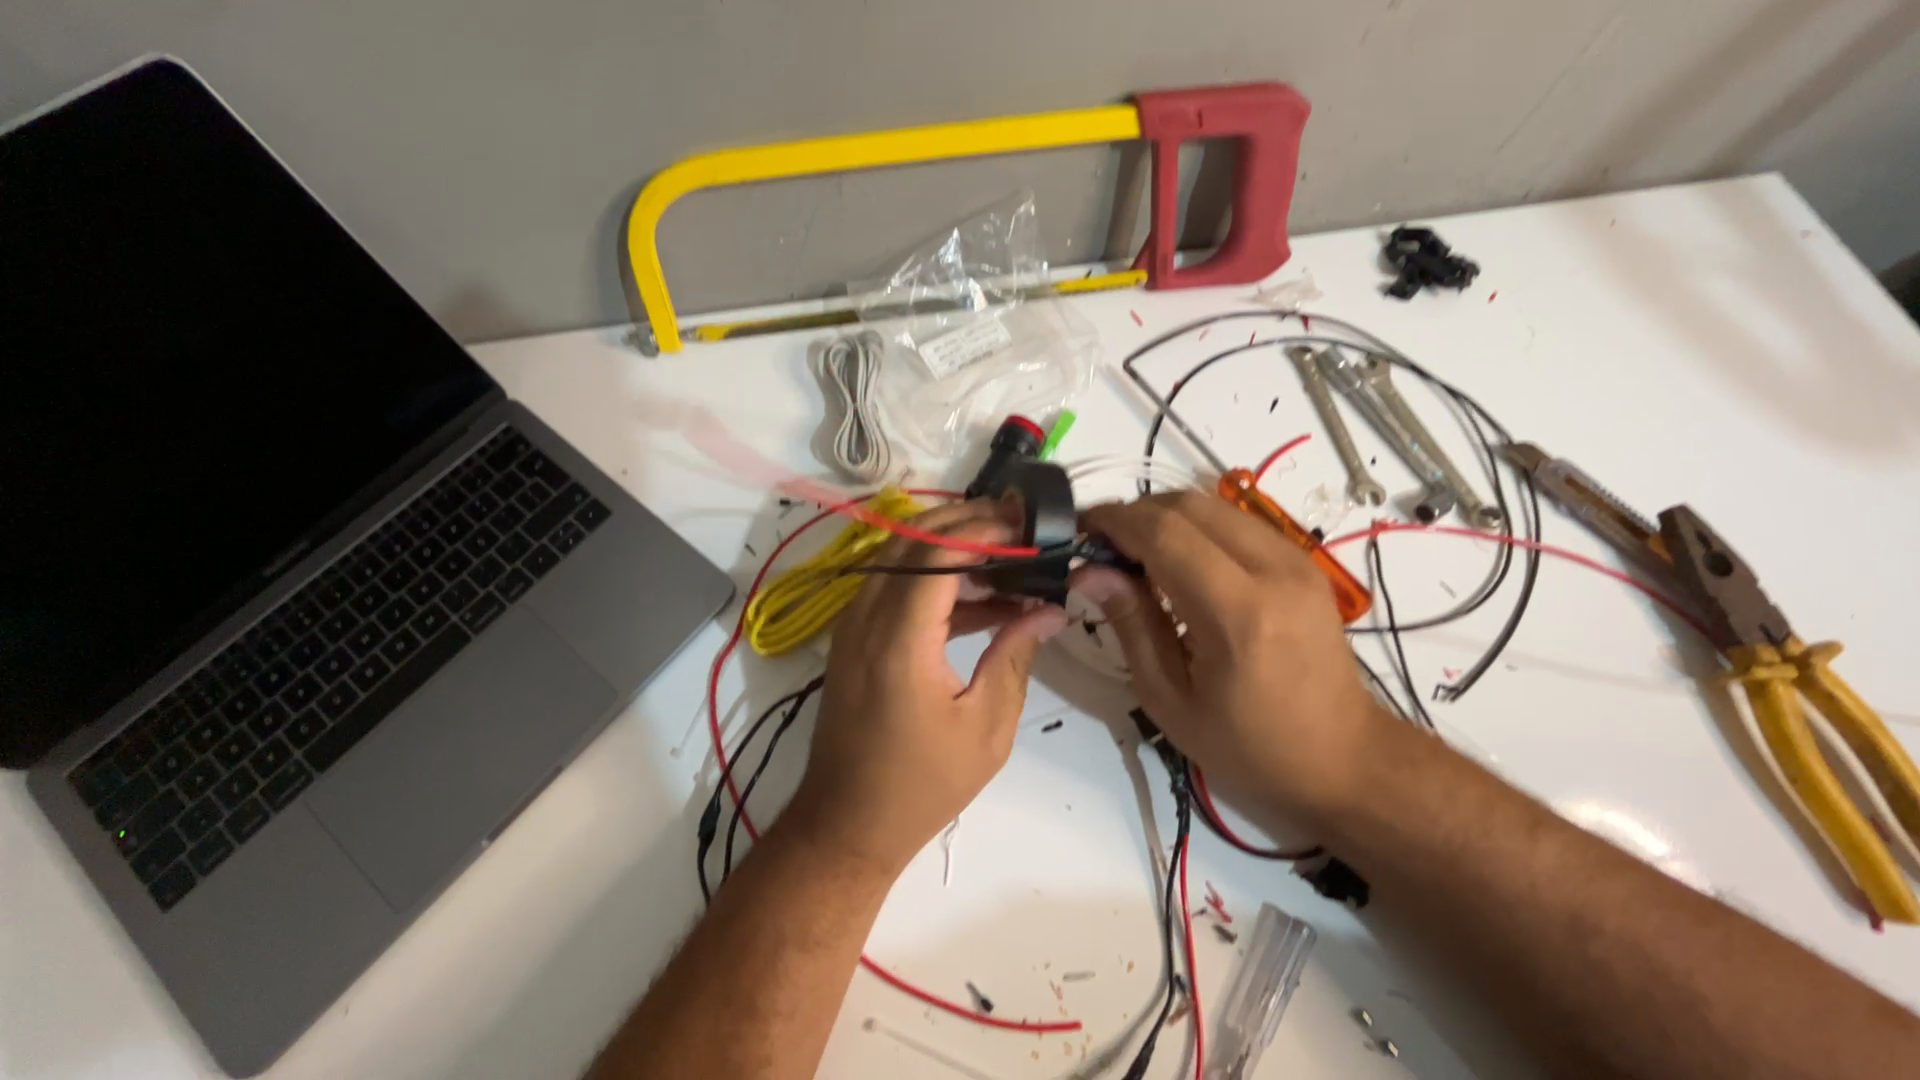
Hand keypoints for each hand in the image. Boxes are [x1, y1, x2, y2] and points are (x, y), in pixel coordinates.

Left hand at [786, 500, 1068, 872]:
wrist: (847, 822)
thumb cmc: (922, 785)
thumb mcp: (985, 728)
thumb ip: (1015, 656)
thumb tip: (1048, 609)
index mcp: (899, 639)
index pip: (937, 551)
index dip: (984, 529)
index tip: (1028, 527)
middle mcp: (866, 619)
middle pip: (912, 540)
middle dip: (967, 522)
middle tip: (1020, 528)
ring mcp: (852, 626)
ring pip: (900, 557)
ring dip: (951, 546)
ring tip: (1010, 558)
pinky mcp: (853, 638)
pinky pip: (893, 585)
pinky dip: (934, 579)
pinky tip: (982, 599)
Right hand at [1075, 492, 1398, 829]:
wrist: (1342, 757)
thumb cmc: (1248, 745)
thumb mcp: (1170, 700)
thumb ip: (1131, 625)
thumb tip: (1090, 571)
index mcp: (1238, 613)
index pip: (1165, 534)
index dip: (1115, 522)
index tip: (1079, 531)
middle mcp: (1273, 571)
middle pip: (1189, 506)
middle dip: (1136, 514)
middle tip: (1101, 544)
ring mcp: (1296, 561)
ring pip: (1214, 505)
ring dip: (1165, 516)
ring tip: (1134, 551)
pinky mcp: (1304, 562)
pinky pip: (1238, 522)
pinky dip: (1197, 527)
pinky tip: (1177, 560)